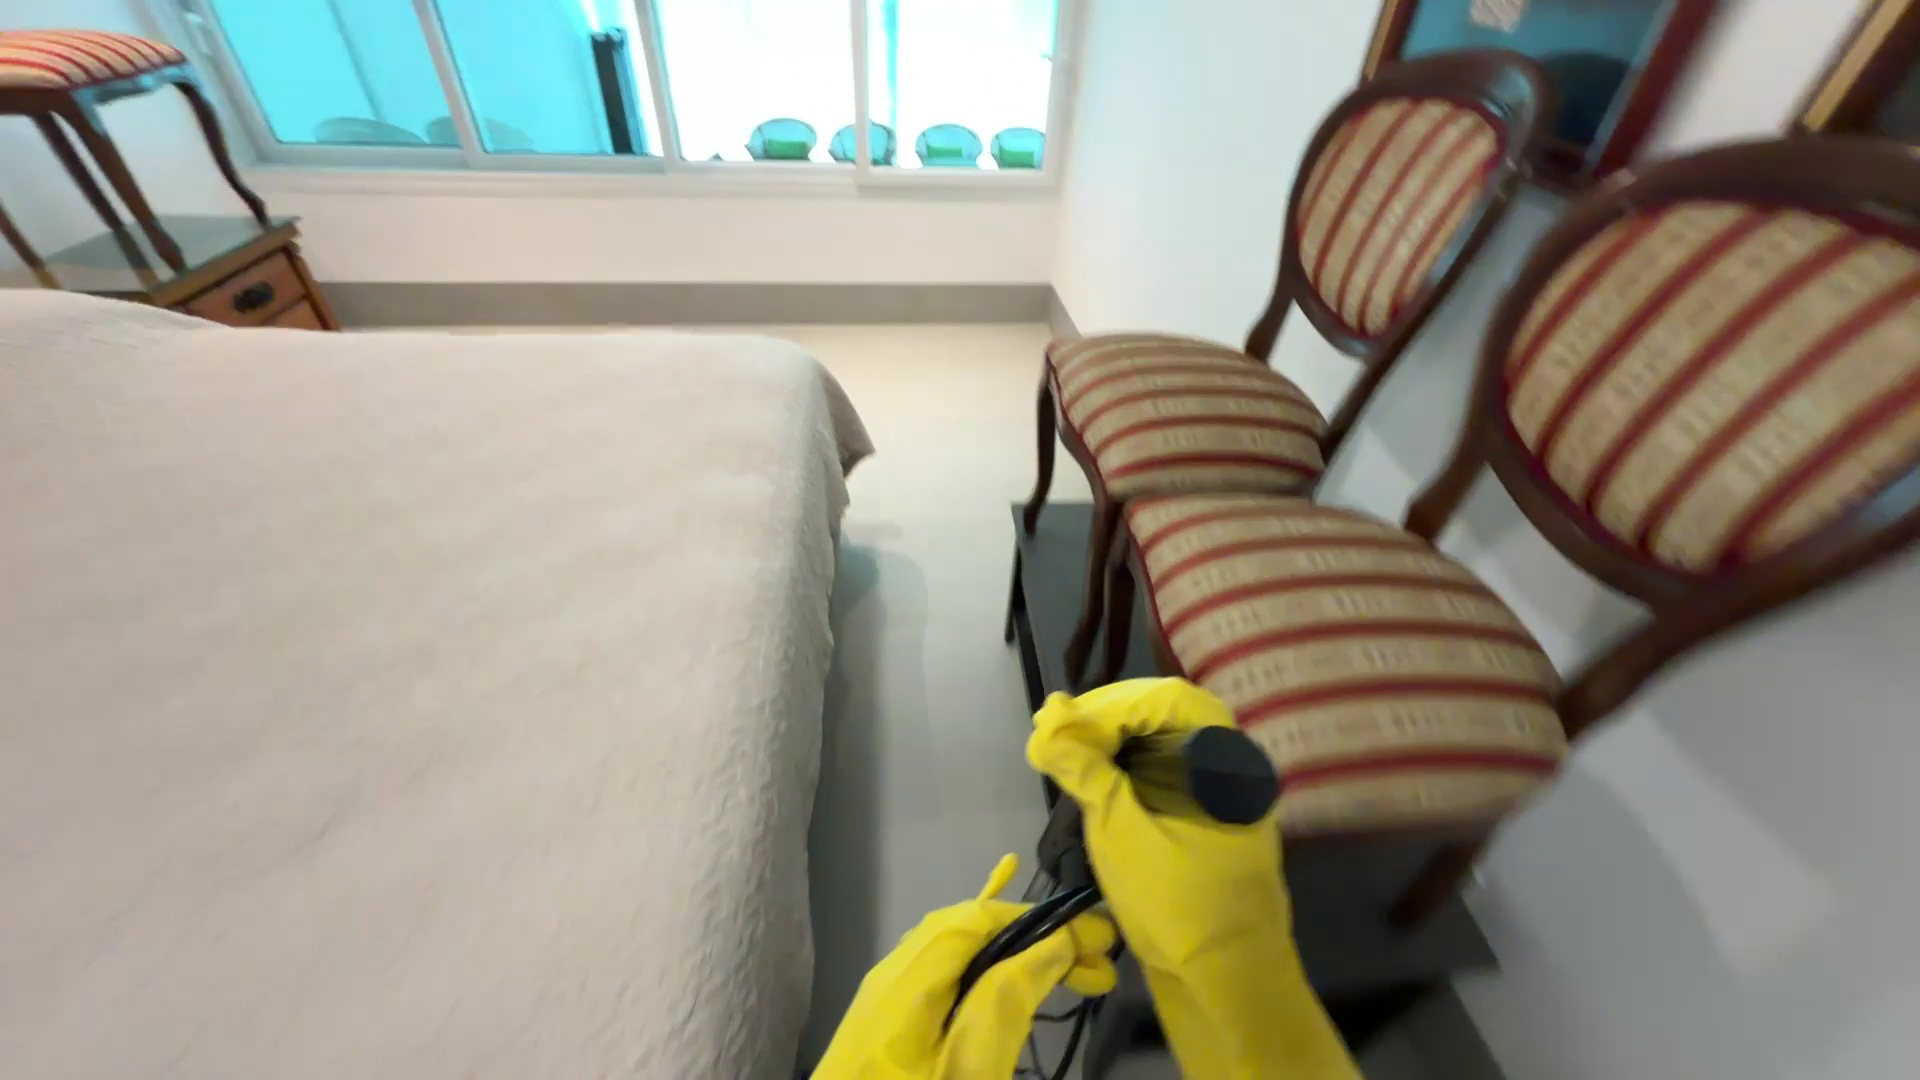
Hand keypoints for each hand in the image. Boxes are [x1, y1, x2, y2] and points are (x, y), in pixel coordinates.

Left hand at [811, 854, 1116, 1079]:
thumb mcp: (971, 1067)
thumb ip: (1007, 998)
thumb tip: (1054, 940)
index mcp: (905, 978)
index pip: (980, 919)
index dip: (1040, 919)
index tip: (1097, 939)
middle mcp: (892, 974)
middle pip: (972, 932)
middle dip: (1037, 939)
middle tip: (1098, 967)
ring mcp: (887, 1002)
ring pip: (964, 955)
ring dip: (1021, 957)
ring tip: (1074, 977)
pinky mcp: (891, 1029)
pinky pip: (948, 978)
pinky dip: (990, 969)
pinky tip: (1013, 972)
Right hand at [1027, 679, 1287, 971]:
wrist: (1224, 984)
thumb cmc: (1177, 907)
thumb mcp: (1121, 833)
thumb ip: (1085, 769)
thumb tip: (1046, 719)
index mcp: (1229, 762)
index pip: (1168, 701)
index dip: (1110, 703)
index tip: (1060, 721)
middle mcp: (1231, 762)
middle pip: (1165, 710)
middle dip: (1106, 714)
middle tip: (1053, 727)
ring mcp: (1219, 785)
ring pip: (1161, 734)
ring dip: (1110, 733)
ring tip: (1060, 740)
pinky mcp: (1202, 806)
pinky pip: (1162, 763)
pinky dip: (1123, 759)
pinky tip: (1088, 764)